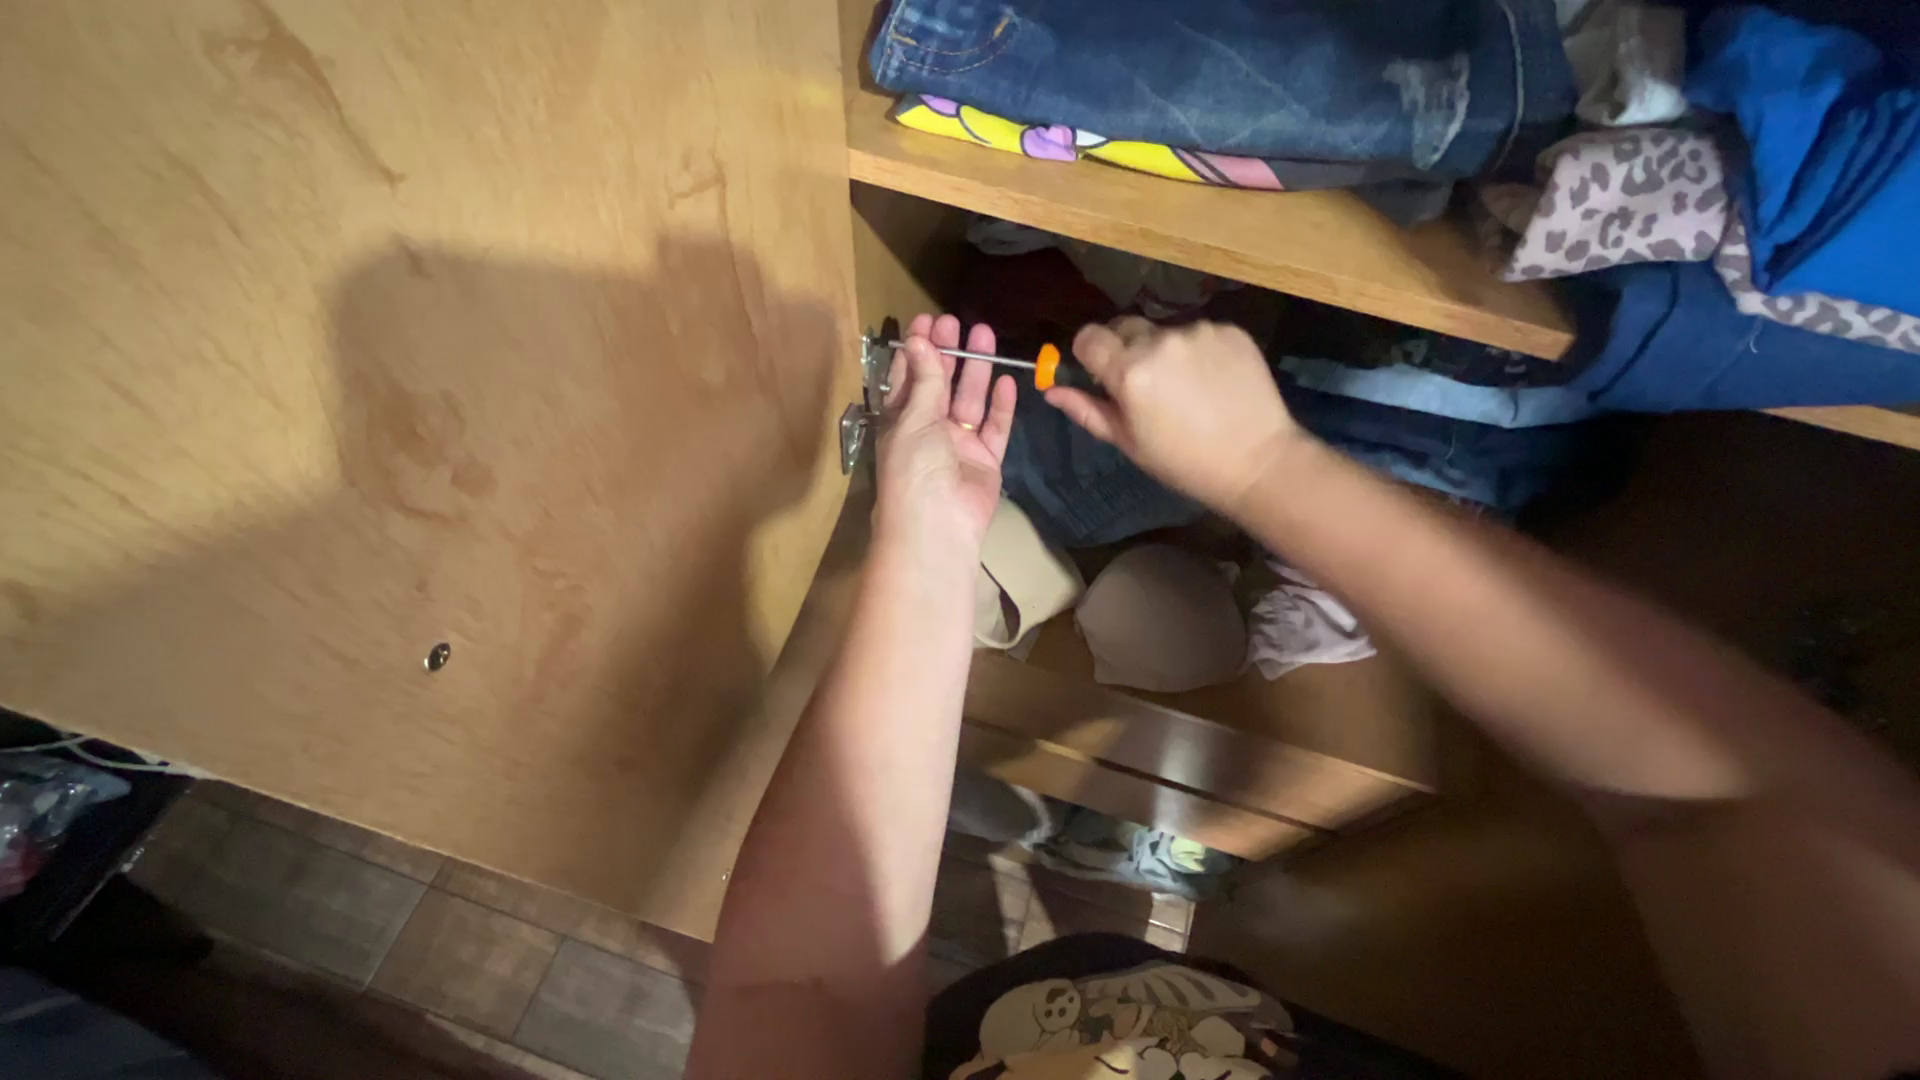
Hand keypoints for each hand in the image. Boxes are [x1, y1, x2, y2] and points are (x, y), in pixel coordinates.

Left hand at [874, 313, 1017, 561]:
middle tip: (958, 323)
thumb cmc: (914, 469)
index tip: (928, 320)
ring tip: (986, 336)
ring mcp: (958, 446)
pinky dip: (1001, 406)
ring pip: (970, 401)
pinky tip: (1007, 381)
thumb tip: (919, 341)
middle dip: (948, 353)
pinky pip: (995, 428)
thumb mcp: (913, 419)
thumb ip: (925, 380)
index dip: (917, 349)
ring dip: (977, 370)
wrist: (937, 525)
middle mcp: (928, 430)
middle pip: (940, 385)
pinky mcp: (985, 461)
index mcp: (900, 421)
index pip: (908, 377)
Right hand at [1045, 317, 1305, 515]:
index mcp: (1129, 371)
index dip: (1089, 354)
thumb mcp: (1129, 442)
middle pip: (1124, 327)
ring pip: (1163, 332)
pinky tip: (1211, 381)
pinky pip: (1198, 333)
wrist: (1257, 461)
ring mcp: (1198, 332)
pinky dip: (1197, 351)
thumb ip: (1088, 410)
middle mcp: (1161, 342)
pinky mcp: (1229, 329)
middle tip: (1143, 385)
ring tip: (1185, 388)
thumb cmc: (1184, 462)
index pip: (1089, 337)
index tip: (1099, 373)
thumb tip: (1051, 390)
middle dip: (1124, 350)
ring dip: (1163, 351)